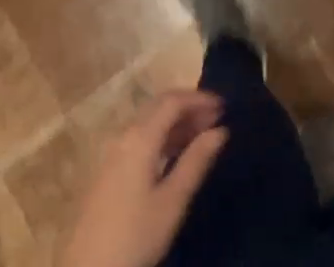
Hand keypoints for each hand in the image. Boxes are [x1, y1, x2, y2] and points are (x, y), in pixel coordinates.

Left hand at [61, 91, 228, 266]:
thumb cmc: (136, 234)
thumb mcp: (172, 200)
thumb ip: (196, 161)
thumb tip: (220, 130)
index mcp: (138, 138)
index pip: (171, 101)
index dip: (199, 98)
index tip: (226, 106)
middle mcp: (122, 135)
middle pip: (157, 106)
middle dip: (189, 107)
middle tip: (217, 118)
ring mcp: (111, 151)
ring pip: (147, 122)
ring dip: (175, 122)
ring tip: (203, 135)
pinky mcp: (107, 168)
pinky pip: (138, 137)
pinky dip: (161, 136)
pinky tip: (175, 153)